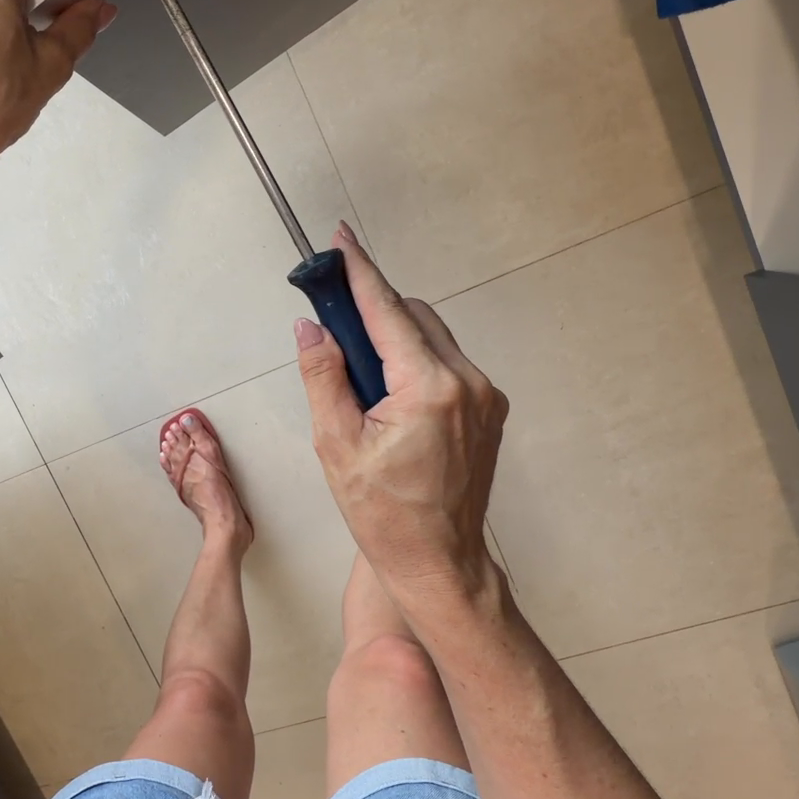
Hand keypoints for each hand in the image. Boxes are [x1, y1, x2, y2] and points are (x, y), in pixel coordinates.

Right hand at [295, 222, 508, 599]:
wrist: (437, 559)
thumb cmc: (382, 513)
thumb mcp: (335, 444)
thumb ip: (323, 376)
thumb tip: (311, 328)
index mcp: (429, 389)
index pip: (387, 311)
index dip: (359, 271)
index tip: (340, 238)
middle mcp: (468, 382)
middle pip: (412, 316)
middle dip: (369, 308)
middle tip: (329, 319)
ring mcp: (484, 395)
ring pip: (429, 336)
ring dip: (389, 337)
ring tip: (354, 375)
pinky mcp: (487, 408)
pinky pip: (443, 362)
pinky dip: (410, 360)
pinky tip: (384, 393)